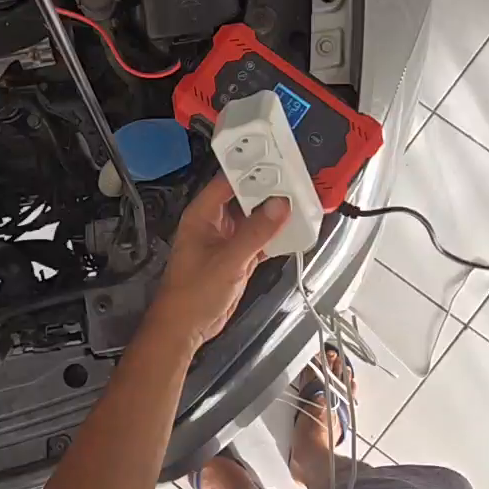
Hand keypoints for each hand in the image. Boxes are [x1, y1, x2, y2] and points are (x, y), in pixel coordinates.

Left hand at [145, 176, 289, 350]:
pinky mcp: (239, 257)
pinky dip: (277, 235)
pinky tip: (295, 231)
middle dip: (270, 190)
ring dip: (276, 213)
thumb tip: (279, 207)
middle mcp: (215, 223)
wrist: (186, 327)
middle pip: (246, 196)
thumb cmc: (190, 294)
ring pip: (256, 218)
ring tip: (302, 202)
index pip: (228, 180)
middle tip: (298, 182)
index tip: (278, 162)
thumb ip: (255, 233)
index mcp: (203, 215)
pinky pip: (261, 238)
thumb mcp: (227, 261)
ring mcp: (228, 240)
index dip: (252, 168)